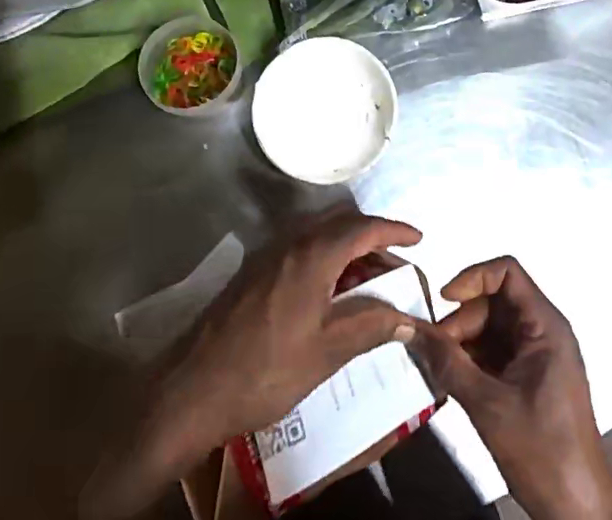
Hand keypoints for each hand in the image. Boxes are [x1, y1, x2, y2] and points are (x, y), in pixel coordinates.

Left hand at [81, 211, 422, 518]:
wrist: (193, 388)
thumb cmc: (266, 371)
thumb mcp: (328, 352)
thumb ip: (371, 326)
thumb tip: (409, 318)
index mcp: (312, 256)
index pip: (362, 228)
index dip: (394, 230)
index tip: (418, 239)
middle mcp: (289, 243)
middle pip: (339, 222)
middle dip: (372, 236)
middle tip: (395, 264)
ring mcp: (267, 254)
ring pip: (318, 233)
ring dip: (347, 246)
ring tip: (369, 279)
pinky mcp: (253, 270)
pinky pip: (299, 246)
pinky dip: (325, 256)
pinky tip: (332, 289)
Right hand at [410, 257, 611, 519]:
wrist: (577, 509)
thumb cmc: (542, 451)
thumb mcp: (488, 405)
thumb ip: (448, 363)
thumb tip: (410, 329)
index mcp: (545, 327)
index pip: (507, 273)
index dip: (473, 277)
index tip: (444, 300)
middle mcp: (542, 332)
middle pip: (493, 302)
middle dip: (460, 320)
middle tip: (435, 351)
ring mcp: (535, 355)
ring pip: (489, 328)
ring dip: (461, 342)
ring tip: (439, 370)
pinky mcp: (527, 377)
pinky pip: (493, 351)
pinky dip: (470, 360)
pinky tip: (451, 381)